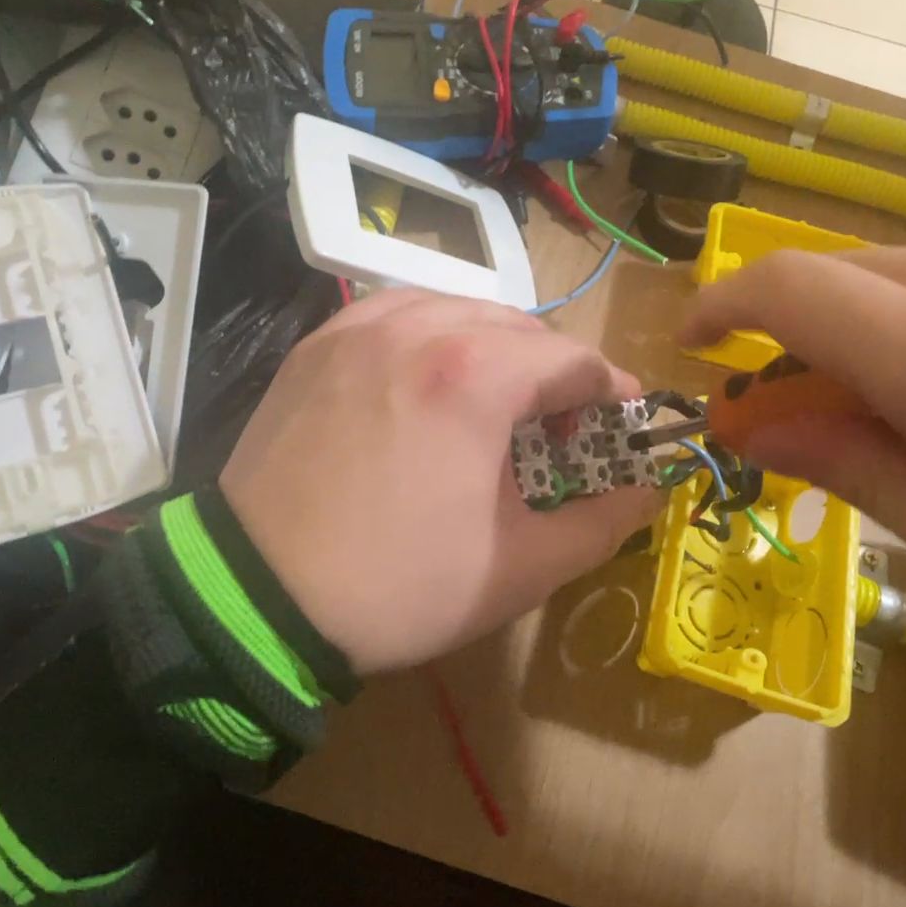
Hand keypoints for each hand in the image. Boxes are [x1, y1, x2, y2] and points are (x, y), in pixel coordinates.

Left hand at [221, 289, 657, 674]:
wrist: (257, 599)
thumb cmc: (398, 586)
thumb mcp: (520, 569)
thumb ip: (601, 524)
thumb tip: (648, 492)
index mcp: (475, 376)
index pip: (571, 358)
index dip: (610, 388)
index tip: (622, 418)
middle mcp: (418, 329)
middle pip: (518, 326)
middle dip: (555, 369)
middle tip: (562, 423)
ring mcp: (358, 330)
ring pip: (455, 308)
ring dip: (495, 343)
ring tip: (499, 394)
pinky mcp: (316, 346)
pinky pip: (394, 312)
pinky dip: (430, 331)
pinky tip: (428, 371)